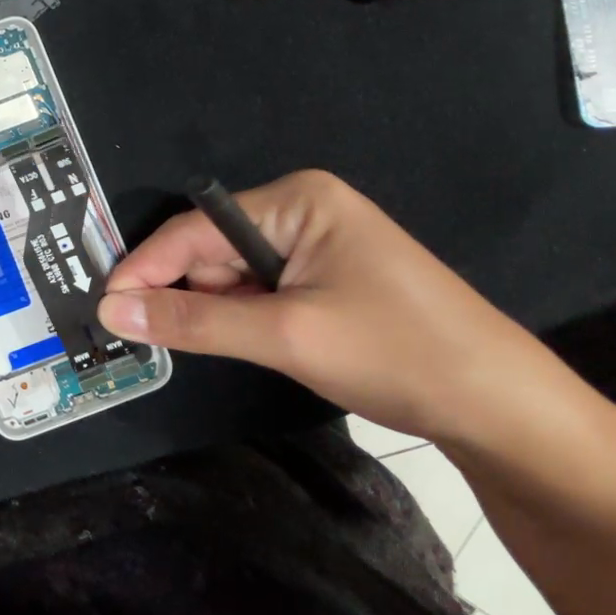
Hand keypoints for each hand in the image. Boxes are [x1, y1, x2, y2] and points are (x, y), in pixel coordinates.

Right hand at [98, 170, 557, 444]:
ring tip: (206, 346)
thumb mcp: (284, 335)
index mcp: (297, 201)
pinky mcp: (327, 279)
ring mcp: (317, 245)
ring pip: (231, 275)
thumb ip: (191, 321)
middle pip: (211, 251)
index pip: (195, 230)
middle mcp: (302, 211)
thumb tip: (109, 311)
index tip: (105, 307)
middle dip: (185, 293)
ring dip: (214, 310)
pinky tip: (244, 343)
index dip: (146, 269)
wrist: (509, 413)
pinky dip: (240, 318)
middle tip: (149, 337)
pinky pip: (259, 291)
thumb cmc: (398, 354)